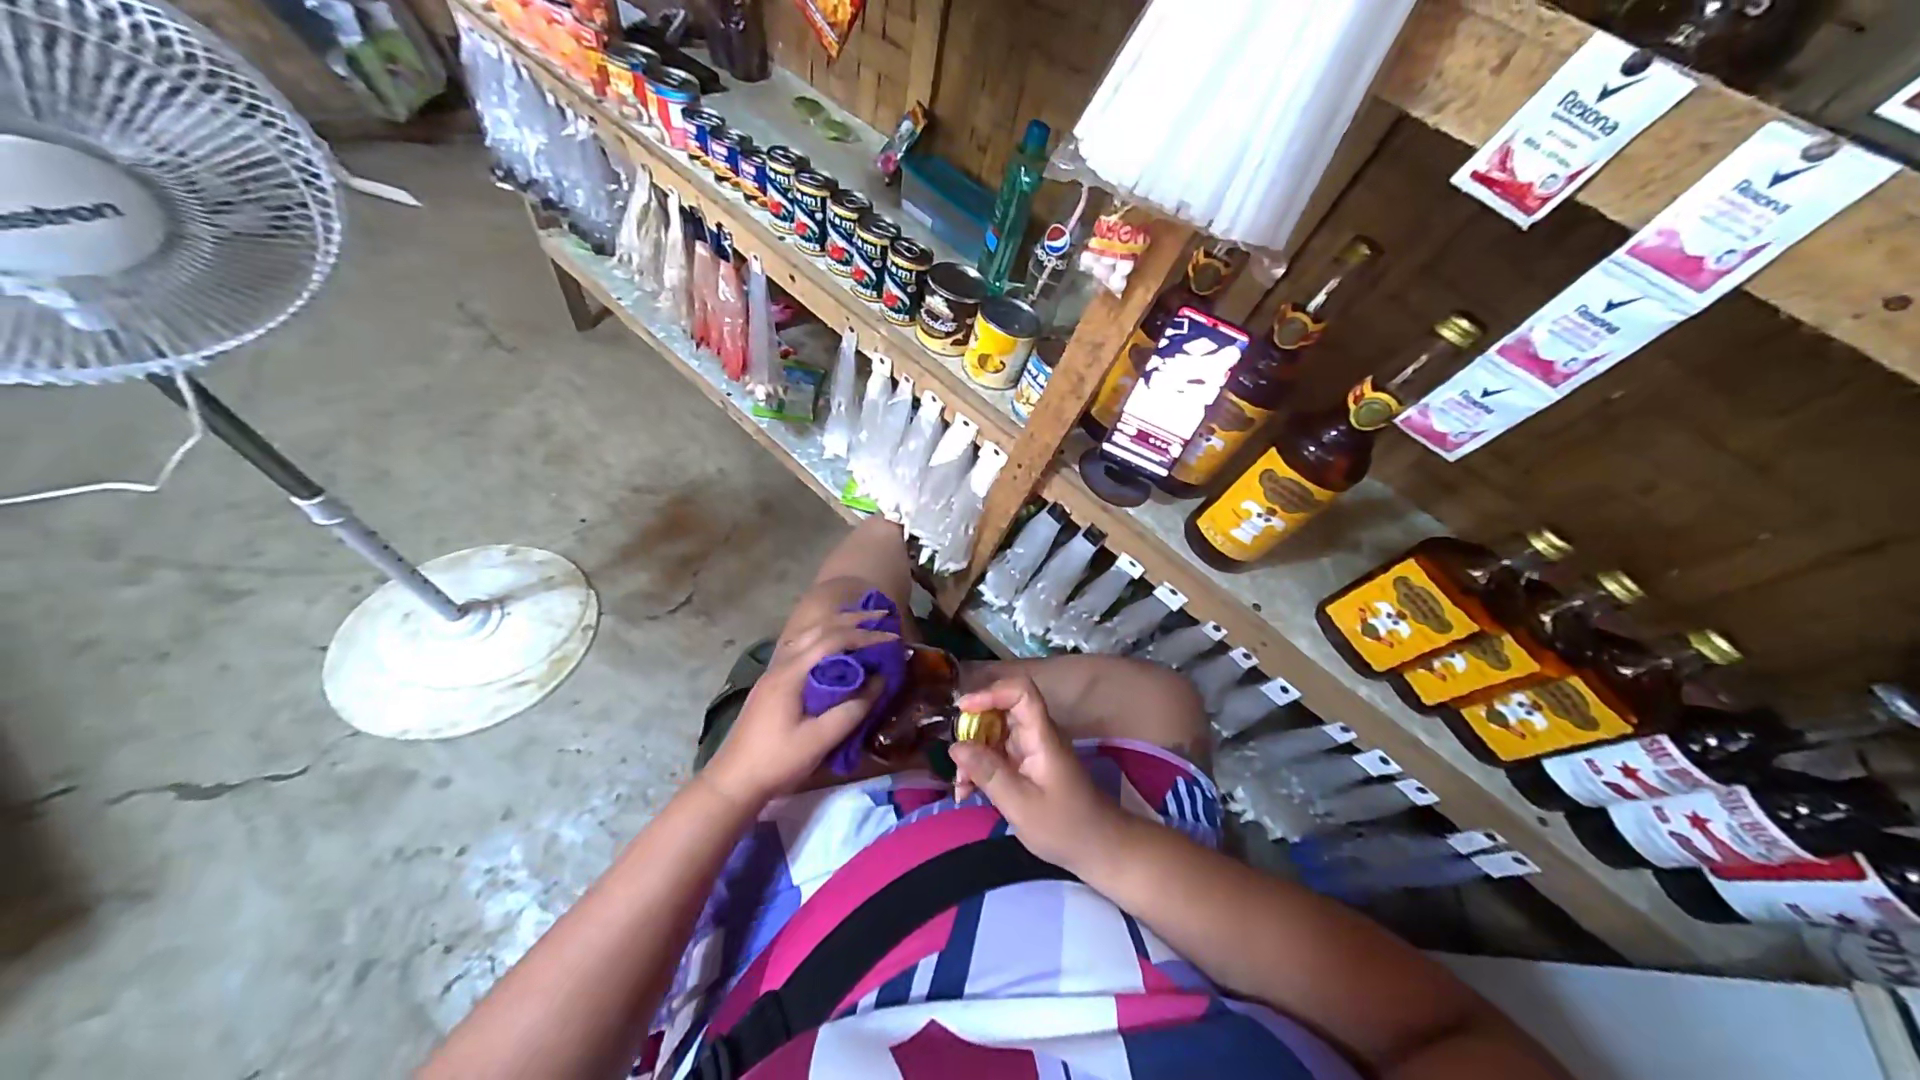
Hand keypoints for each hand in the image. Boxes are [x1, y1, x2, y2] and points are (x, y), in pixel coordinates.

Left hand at [703, 610, 892, 807]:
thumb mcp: (819, 740)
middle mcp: (781, 665)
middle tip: (884, 618)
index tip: (893, 640)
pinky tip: (837, 649)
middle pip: (819, 629)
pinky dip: (825, 639)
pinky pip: (803, 648)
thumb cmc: (776, 762)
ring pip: (808, 636)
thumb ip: (852, 710)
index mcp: (791, 674)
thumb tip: (880, 681)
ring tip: (864, 626)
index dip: (865, 636)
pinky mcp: (774, 684)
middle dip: (853, 620)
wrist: (733, 782)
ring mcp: (774, 673)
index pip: (833, 640)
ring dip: (838, 626)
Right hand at [948, 675, 1135, 874]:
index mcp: (1041, 736)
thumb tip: (955, 745)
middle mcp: (1035, 734)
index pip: (1021, 692)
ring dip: (971, 753)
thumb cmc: (1064, 827)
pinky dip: (979, 767)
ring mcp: (1030, 749)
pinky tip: (968, 791)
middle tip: (954, 760)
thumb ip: (988, 773)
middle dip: (972, 730)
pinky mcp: (1025, 764)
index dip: (991, 692)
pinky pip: (996, 753)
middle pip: (1000, 710)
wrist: (1099, 847)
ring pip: (993, 733)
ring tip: (960, 785)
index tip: (963, 710)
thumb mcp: (1021, 805)